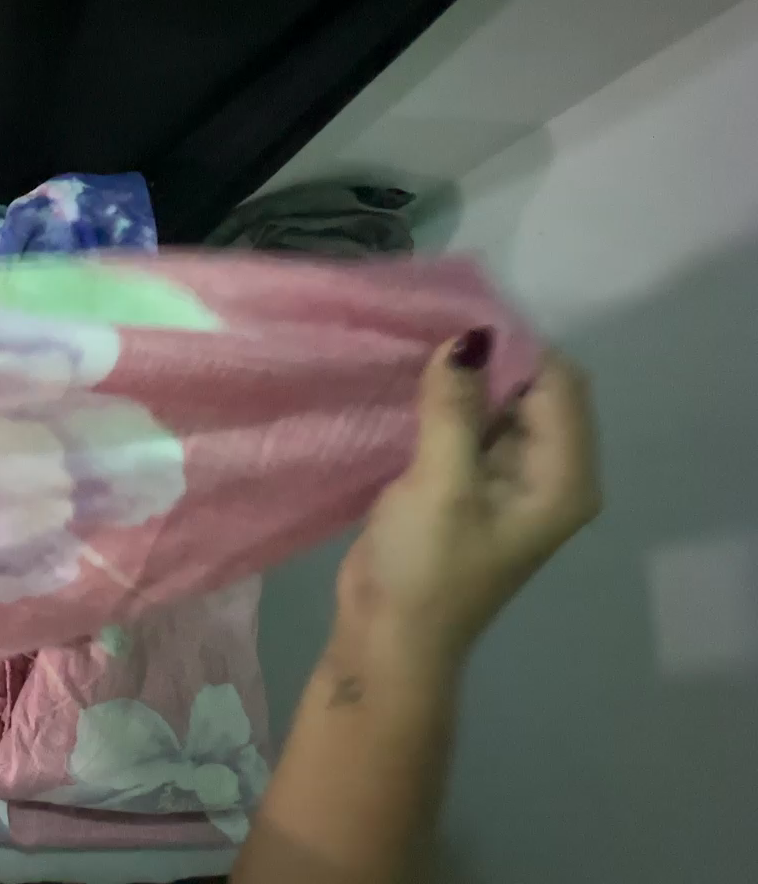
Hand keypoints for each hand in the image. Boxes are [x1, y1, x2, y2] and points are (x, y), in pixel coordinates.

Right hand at [335, 330, 599, 674]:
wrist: (389, 630)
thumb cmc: (426, 563)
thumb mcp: (440, 484)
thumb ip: (454, 412)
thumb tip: (464, 339)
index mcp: (561, 477)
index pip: (559, 388)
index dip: (515, 350)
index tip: (449, 320)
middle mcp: (540, 475)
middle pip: (528, 396)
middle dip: (483, 362)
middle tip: (419, 332)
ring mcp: (495, 483)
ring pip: (488, 412)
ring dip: (454, 384)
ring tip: (403, 352)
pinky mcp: (455, 488)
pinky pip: (456, 433)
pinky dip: (434, 410)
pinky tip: (397, 393)